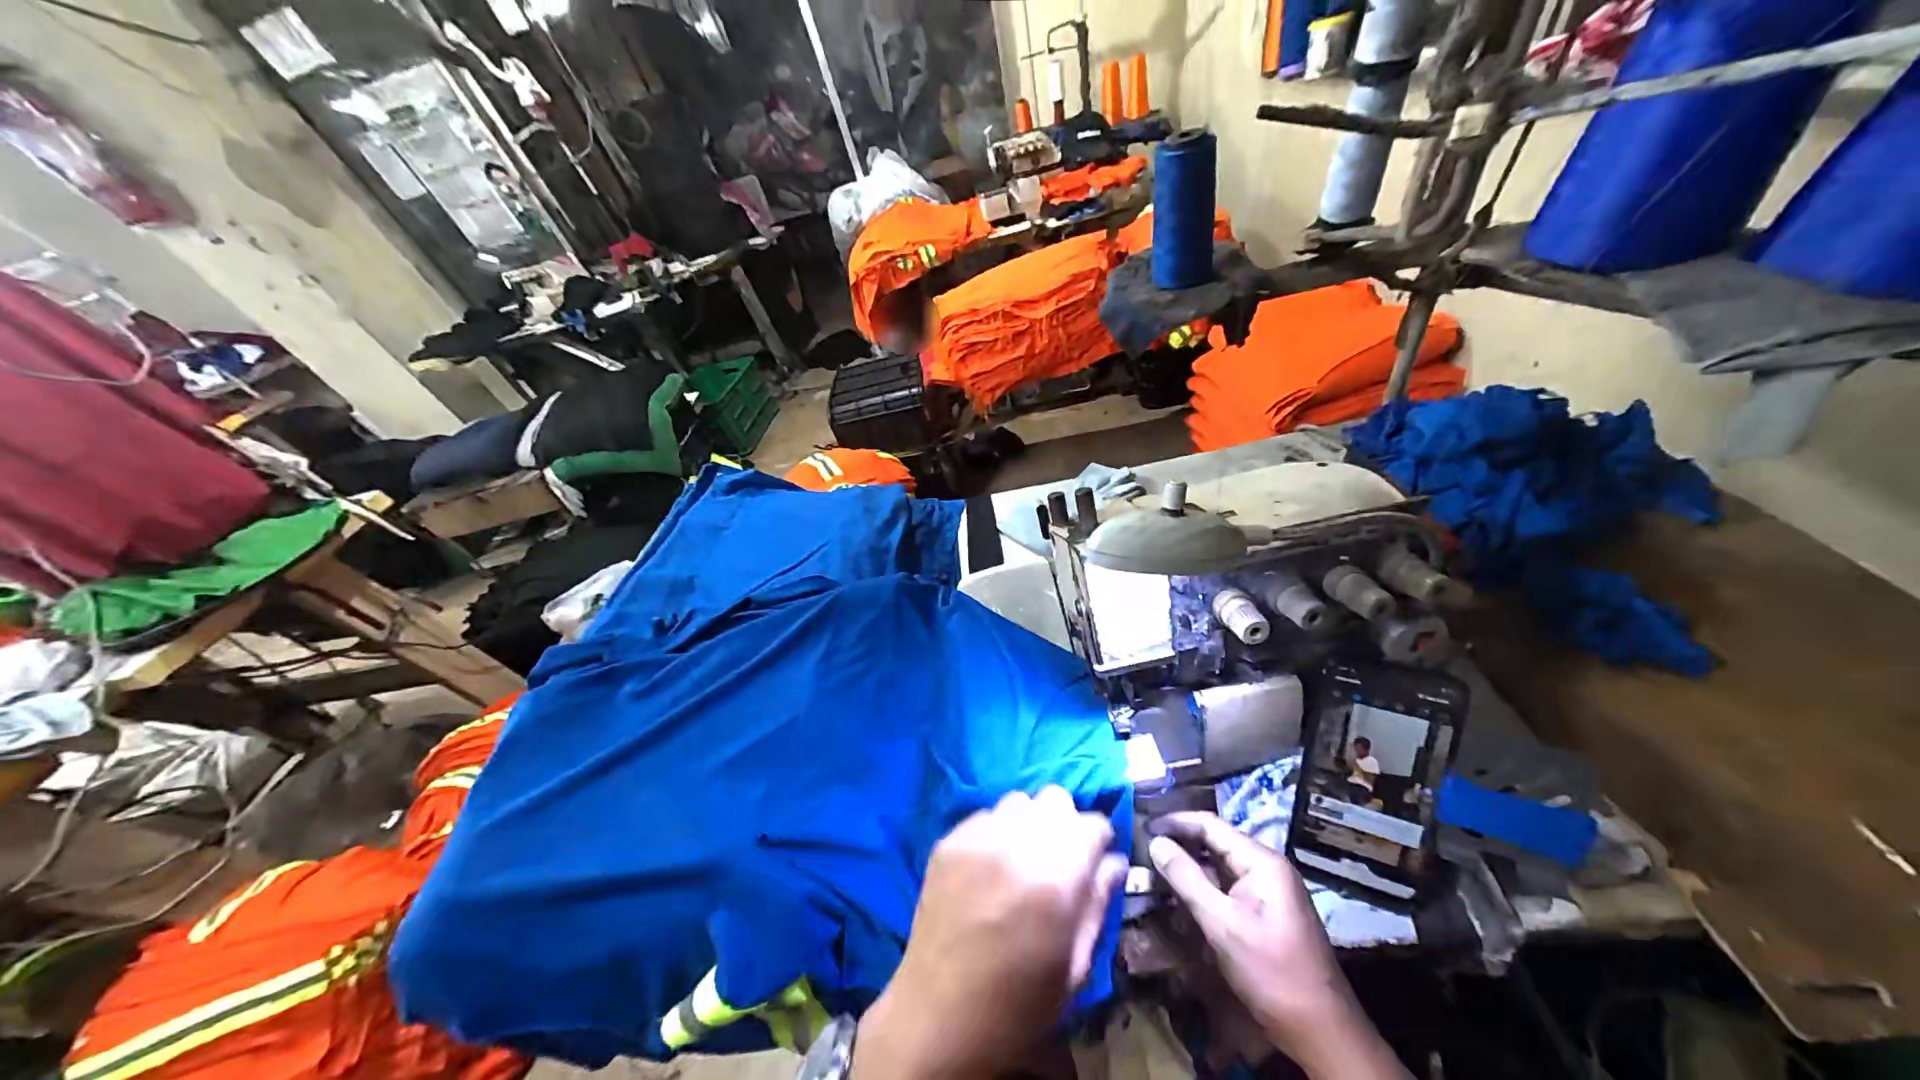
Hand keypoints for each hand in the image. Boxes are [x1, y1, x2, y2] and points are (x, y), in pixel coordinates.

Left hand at [854, 787, 1126, 1079]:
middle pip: (1055, 798)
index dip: (1099, 843)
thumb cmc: (1019, 1003)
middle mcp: (1017, 842)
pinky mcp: (947, 841)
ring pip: (1017, 801)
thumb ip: (1097, 903)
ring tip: (1022, 860)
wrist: (938, 1015)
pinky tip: (990, 869)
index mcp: (1057, 874)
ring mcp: (978, 837)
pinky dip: (995, 832)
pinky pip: (984, 817)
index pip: (1093, 823)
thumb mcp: (1075, 965)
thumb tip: (1113, 863)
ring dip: (1028, 823)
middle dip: (1064, 824)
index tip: (1094, 863)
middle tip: (1059, 860)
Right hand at [1147, 813, 1406, 1079]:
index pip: (1210, 824)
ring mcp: (1269, 890)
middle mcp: (1267, 867)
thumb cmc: (1271, 972)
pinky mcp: (1266, 912)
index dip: (1175, 822)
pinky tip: (1180, 895)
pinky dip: (1203, 886)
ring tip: (1154, 869)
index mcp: (1262, 862)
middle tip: (1142, 848)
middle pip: (1215, 842)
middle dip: (1179, 843)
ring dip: (1189, 866)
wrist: (1321, 1030)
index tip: (1142, 827)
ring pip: (1220, 865)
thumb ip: (1186, 878)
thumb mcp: (1221, 924)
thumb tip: (1156, 843)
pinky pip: (1228, 886)